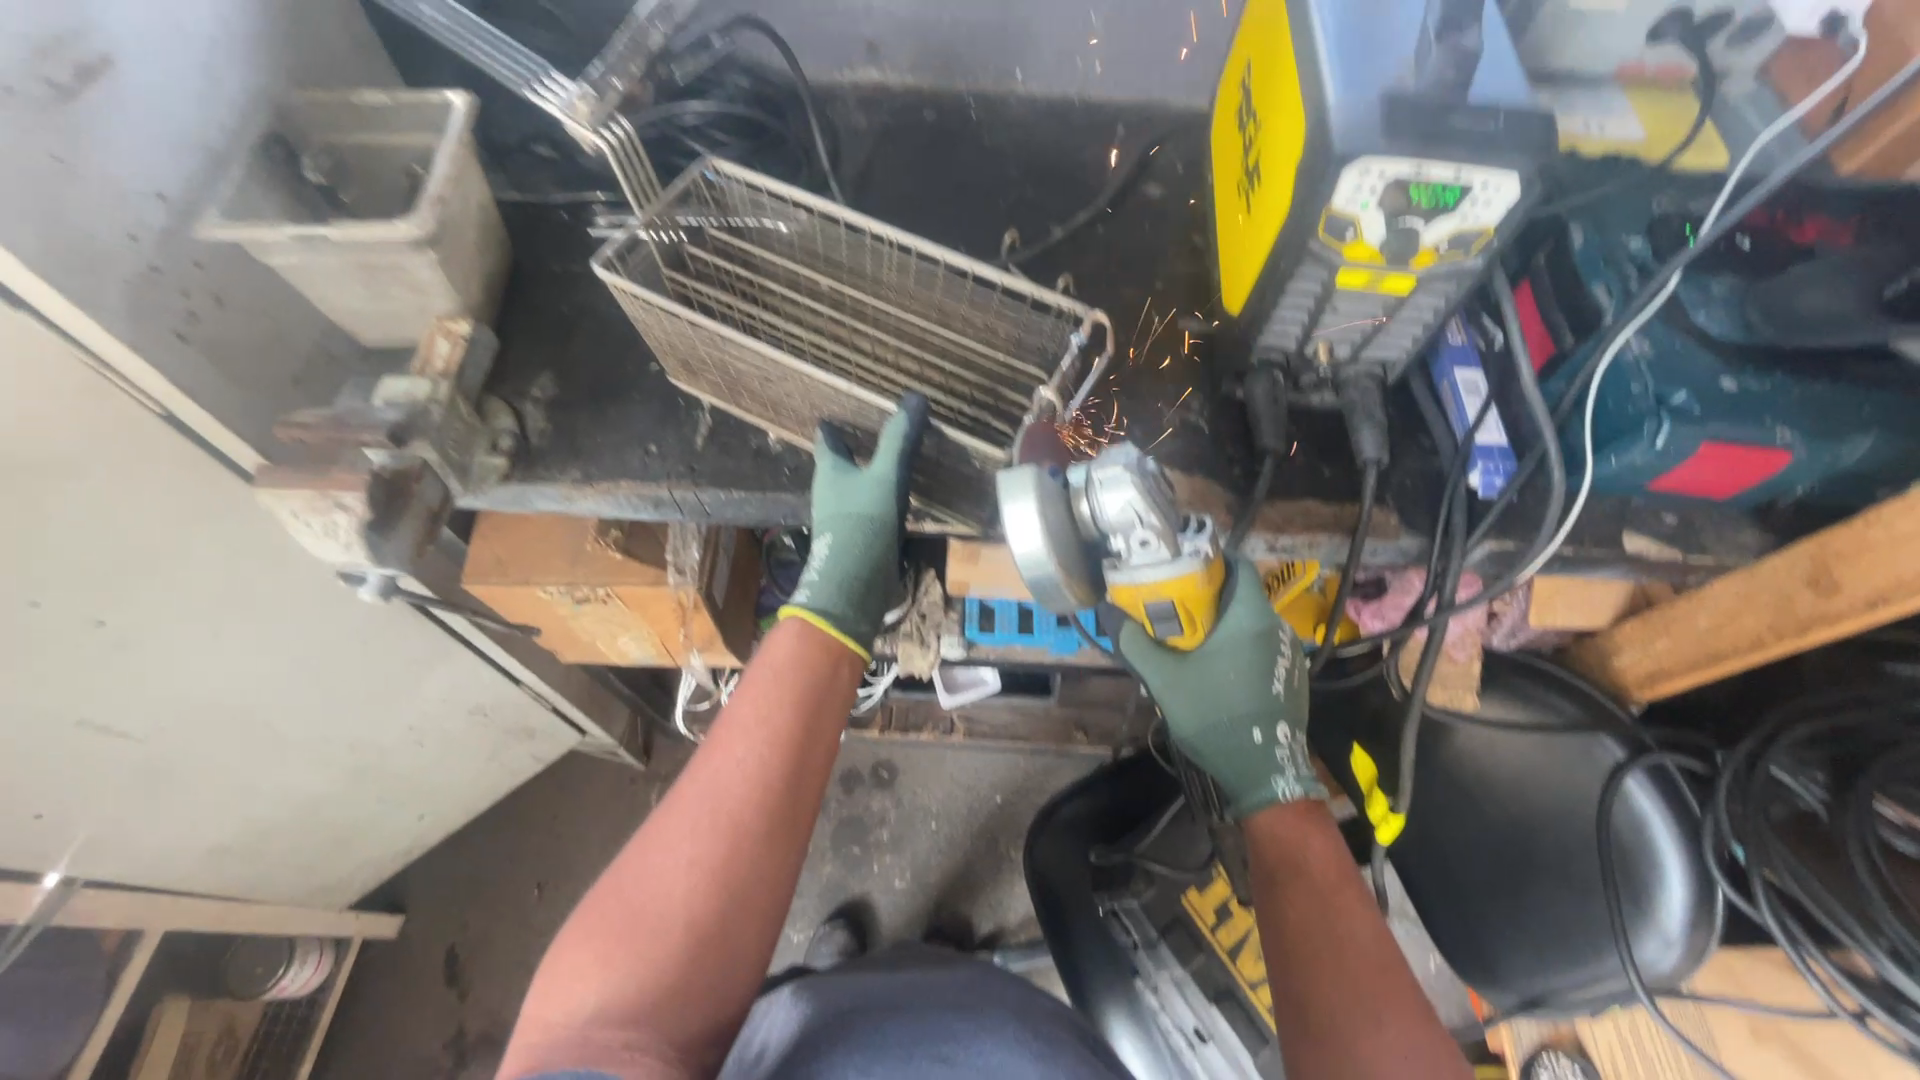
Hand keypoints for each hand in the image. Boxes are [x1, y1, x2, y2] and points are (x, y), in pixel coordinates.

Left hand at [779, 393, 929, 660]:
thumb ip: (899, 439)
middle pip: (837, 467)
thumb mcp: (886, 475)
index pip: (826, 441)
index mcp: (830, 472)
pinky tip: (897, 504)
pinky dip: (878, 504)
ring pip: (851, 491)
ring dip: (865, 480)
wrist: (854, 584)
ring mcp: (841, 520)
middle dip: (849, 453)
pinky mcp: (855, 542)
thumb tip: (915, 397)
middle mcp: (829, 494)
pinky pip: (867, 514)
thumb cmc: (863, 521)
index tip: (835, 417)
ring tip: (887, 467)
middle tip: (867, 437)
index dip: (831, 428)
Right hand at [1117, 557, 1324, 819]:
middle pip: (1242, 594)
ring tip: (1191, 638)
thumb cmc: (1213, 716)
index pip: (1239, 565)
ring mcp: (1289, 653)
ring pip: (1251, 623)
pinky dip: (1239, 646)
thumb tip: (1108, 611)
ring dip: (1223, 624)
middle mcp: (1276, 627)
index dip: (1210, 560)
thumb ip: (1135, 642)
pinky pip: (1262, 646)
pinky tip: (1217, 669)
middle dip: (1209, 595)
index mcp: (1250, 617)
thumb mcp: (1164, 679)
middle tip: (1175, 604)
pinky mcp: (1292, 676)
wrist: (1262, 772)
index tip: (1181, 568)